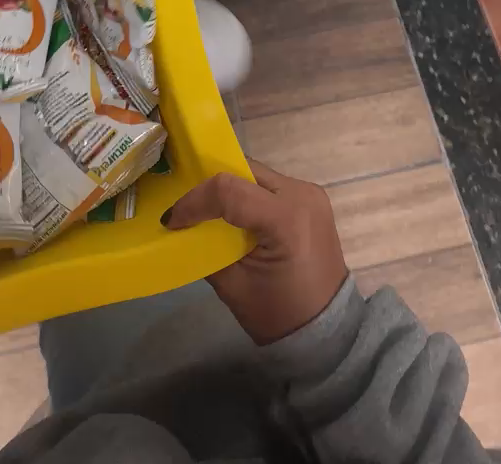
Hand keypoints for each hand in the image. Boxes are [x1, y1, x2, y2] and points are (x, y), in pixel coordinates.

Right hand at [163, 162, 348, 344]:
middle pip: (243, 172)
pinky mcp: (310, 197)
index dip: (194, 200)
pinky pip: (268, 185)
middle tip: (185, 213)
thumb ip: (206, 249)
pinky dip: (246, 194)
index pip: (229, 189)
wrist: (328, 329)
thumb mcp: (234, 285)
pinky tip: (232, 215)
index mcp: (286, 218)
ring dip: (228, 189)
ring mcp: (310, 192)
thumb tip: (181, 228)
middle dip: (209, 189)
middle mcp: (302, 193)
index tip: (172, 221)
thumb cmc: (280, 315)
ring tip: (204, 213)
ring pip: (255, 174)